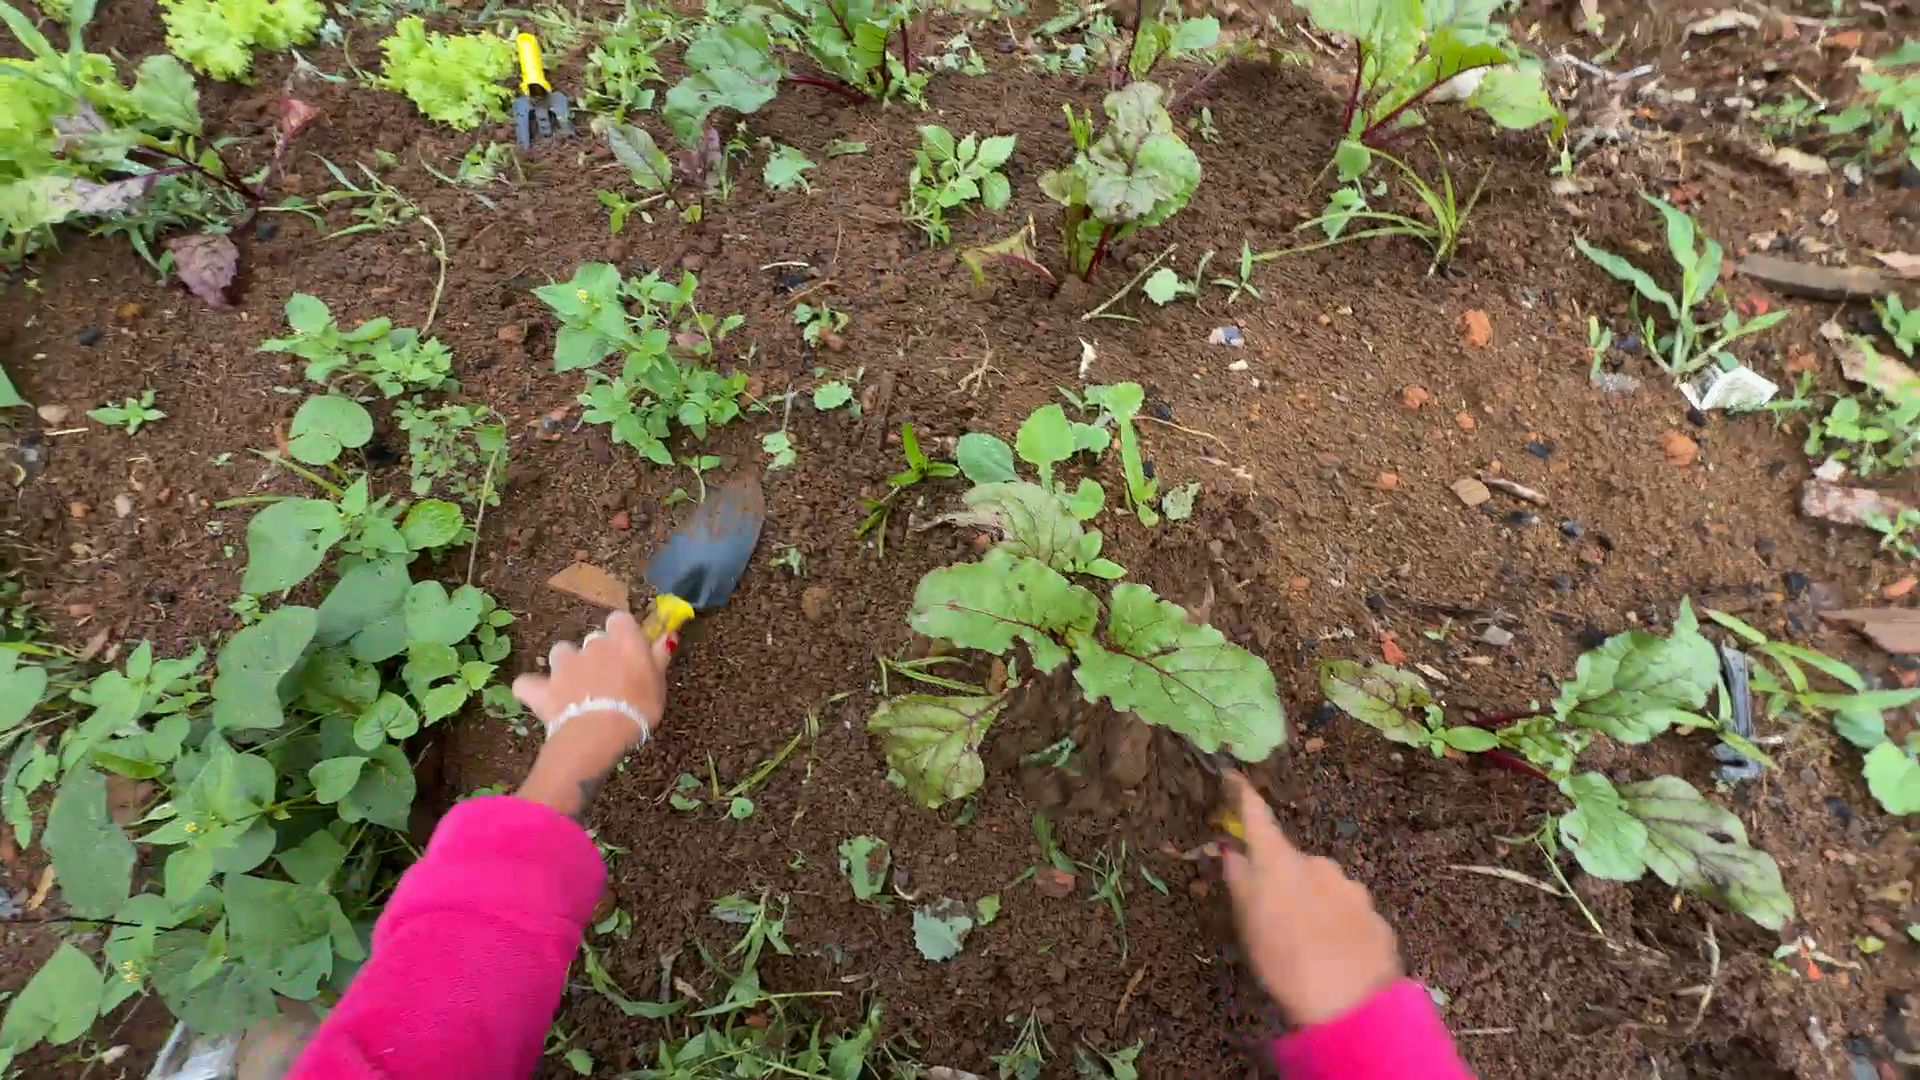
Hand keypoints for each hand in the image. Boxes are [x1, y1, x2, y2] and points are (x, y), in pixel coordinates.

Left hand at [512, 610, 674, 819]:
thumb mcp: (659, 683)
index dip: (624, 633)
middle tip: (609, 678)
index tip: (630, 650)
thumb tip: (667, 636)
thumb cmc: (638, 708)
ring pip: (562, 653)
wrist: (598, 734)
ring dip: (567, 665)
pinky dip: (534, 688)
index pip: (621, 619)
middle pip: (594, 639)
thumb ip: (659, 657)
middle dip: (598, 653)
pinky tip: (543, 698)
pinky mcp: (542, 688)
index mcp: (623, 640)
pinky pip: (529, 683)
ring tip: (577, 687)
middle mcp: (592, 645)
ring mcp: (564, 665)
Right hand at [1220, 772, 1402, 1026]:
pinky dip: (1335, 921)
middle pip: (1292, 860)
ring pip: (1322, 886)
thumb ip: (1240, 881)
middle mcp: (1318, 863)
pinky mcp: (1375, 915)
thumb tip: (1231, 850)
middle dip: (1283, 878)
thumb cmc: (1287, 962)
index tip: (1233, 776)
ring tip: (1306, 941)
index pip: (1258, 816)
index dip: (1243, 795)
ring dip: (1311, 902)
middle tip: (1273, 913)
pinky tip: (1333, 950)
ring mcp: (1351, 888)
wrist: (1356, 1009)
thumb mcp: (1249, 924)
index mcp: (1281, 861)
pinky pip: (1346, 909)